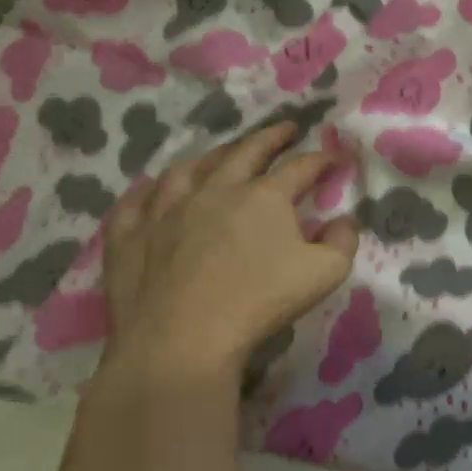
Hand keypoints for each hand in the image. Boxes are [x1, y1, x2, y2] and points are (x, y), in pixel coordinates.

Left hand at [101, 123, 359, 379]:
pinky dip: (149, 191)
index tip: (336, 159)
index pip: (301, 166)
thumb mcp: (329, 270)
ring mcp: (164, 213)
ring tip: (221, 154)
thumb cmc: (262, 301)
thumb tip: (342, 221)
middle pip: (243, 153)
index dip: (323, 159)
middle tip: (285, 129)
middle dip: (269, 138)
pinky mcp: (127, 238)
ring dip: (210, 157)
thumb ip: (344, 239)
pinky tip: (155, 190)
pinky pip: (134, 203)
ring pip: (186, 171)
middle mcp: (215, 192)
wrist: (181, 341)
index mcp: (265, 197)